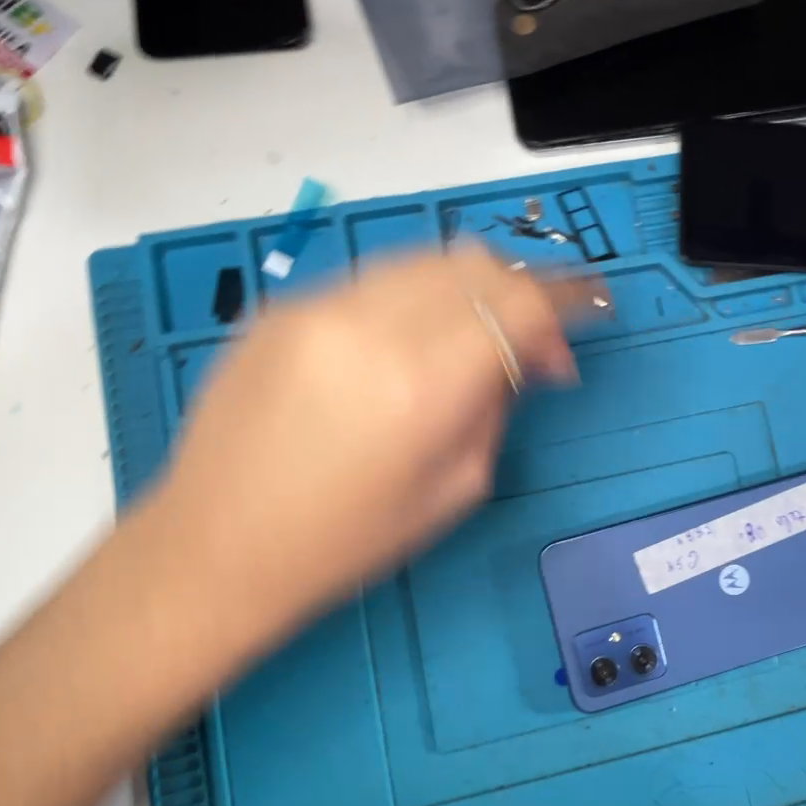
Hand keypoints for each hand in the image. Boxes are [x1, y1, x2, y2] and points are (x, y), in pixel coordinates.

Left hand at [138, 246, 597, 639]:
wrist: (214, 547)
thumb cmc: (346, 541)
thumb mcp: (457, 486)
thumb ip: (498, 402)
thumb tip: (526, 352)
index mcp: (422, 382)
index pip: (520, 302)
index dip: (569, 300)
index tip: (591, 311)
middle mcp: (370, 324)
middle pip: (479, 264)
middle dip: (525, 289)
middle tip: (536, 338)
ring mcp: (317, 306)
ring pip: (427, 258)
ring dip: (473, 285)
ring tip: (480, 333)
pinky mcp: (282, 306)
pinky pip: (375, 278)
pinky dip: (417, 295)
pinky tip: (413, 339)